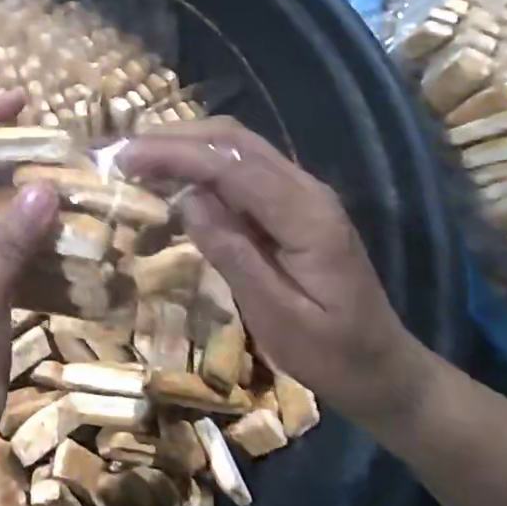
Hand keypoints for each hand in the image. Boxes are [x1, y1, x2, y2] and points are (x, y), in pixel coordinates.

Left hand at [0, 90, 58, 472]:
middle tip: (61, 141)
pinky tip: (77, 236)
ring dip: (34, 198)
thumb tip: (46, 186)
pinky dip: (44, 241)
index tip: (18, 100)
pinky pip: (18, 254)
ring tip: (77, 180)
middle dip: (13, 157)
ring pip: (1, 218)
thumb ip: (8, 243)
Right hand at [117, 118, 435, 429]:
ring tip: (137, 156)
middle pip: (234, 140)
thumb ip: (234, 254)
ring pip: (238, 146)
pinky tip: (175, 174)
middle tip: (120, 151)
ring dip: (186, 143)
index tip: (124, 157)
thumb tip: (187, 198)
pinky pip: (243, 168)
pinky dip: (203, 161)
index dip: (175, 154)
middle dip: (174, 138)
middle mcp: (306, 189)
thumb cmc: (333, 355)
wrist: (385, 367)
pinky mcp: (293, 203)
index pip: (231, 166)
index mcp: (306, 216)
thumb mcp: (278, 318)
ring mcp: (303, 192)